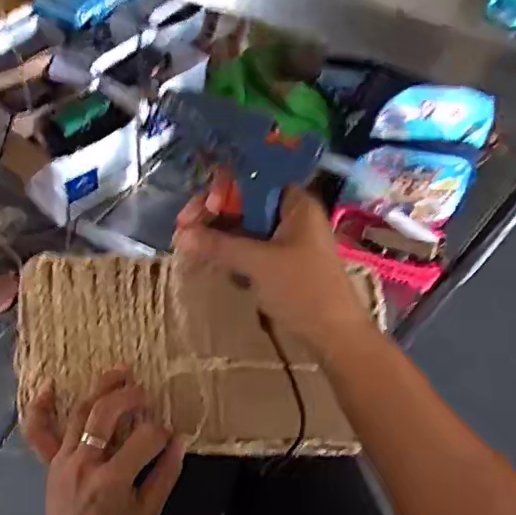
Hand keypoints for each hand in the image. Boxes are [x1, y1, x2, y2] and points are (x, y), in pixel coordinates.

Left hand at [19, 370, 185, 514]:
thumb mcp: (149, 513)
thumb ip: (166, 474)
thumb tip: (179, 440)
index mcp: (113, 480)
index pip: (145, 438)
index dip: (162, 432)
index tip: (169, 436)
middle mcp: (85, 463)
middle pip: (106, 413)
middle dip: (130, 396)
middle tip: (146, 392)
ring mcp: (63, 459)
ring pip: (80, 412)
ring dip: (101, 389)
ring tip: (119, 373)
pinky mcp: (50, 461)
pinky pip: (40, 430)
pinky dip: (41, 406)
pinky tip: (50, 386)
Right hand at [173, 186, 377, 358]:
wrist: (334, 335)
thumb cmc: (303, 290)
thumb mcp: (259, 264)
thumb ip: (219, 245)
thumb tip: (181, 235)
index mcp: (296, 203)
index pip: (253, 179)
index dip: (223, 188)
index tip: (202, 209)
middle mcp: (293, 215)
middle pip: (246, 202)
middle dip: (214, 214)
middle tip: (183, 231)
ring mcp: (288, 241)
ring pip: (246, 227)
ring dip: (219, 235)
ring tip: (190, 248)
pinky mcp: (283, 264)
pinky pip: (252, 249)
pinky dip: (233, 253)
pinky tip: (212, 262)